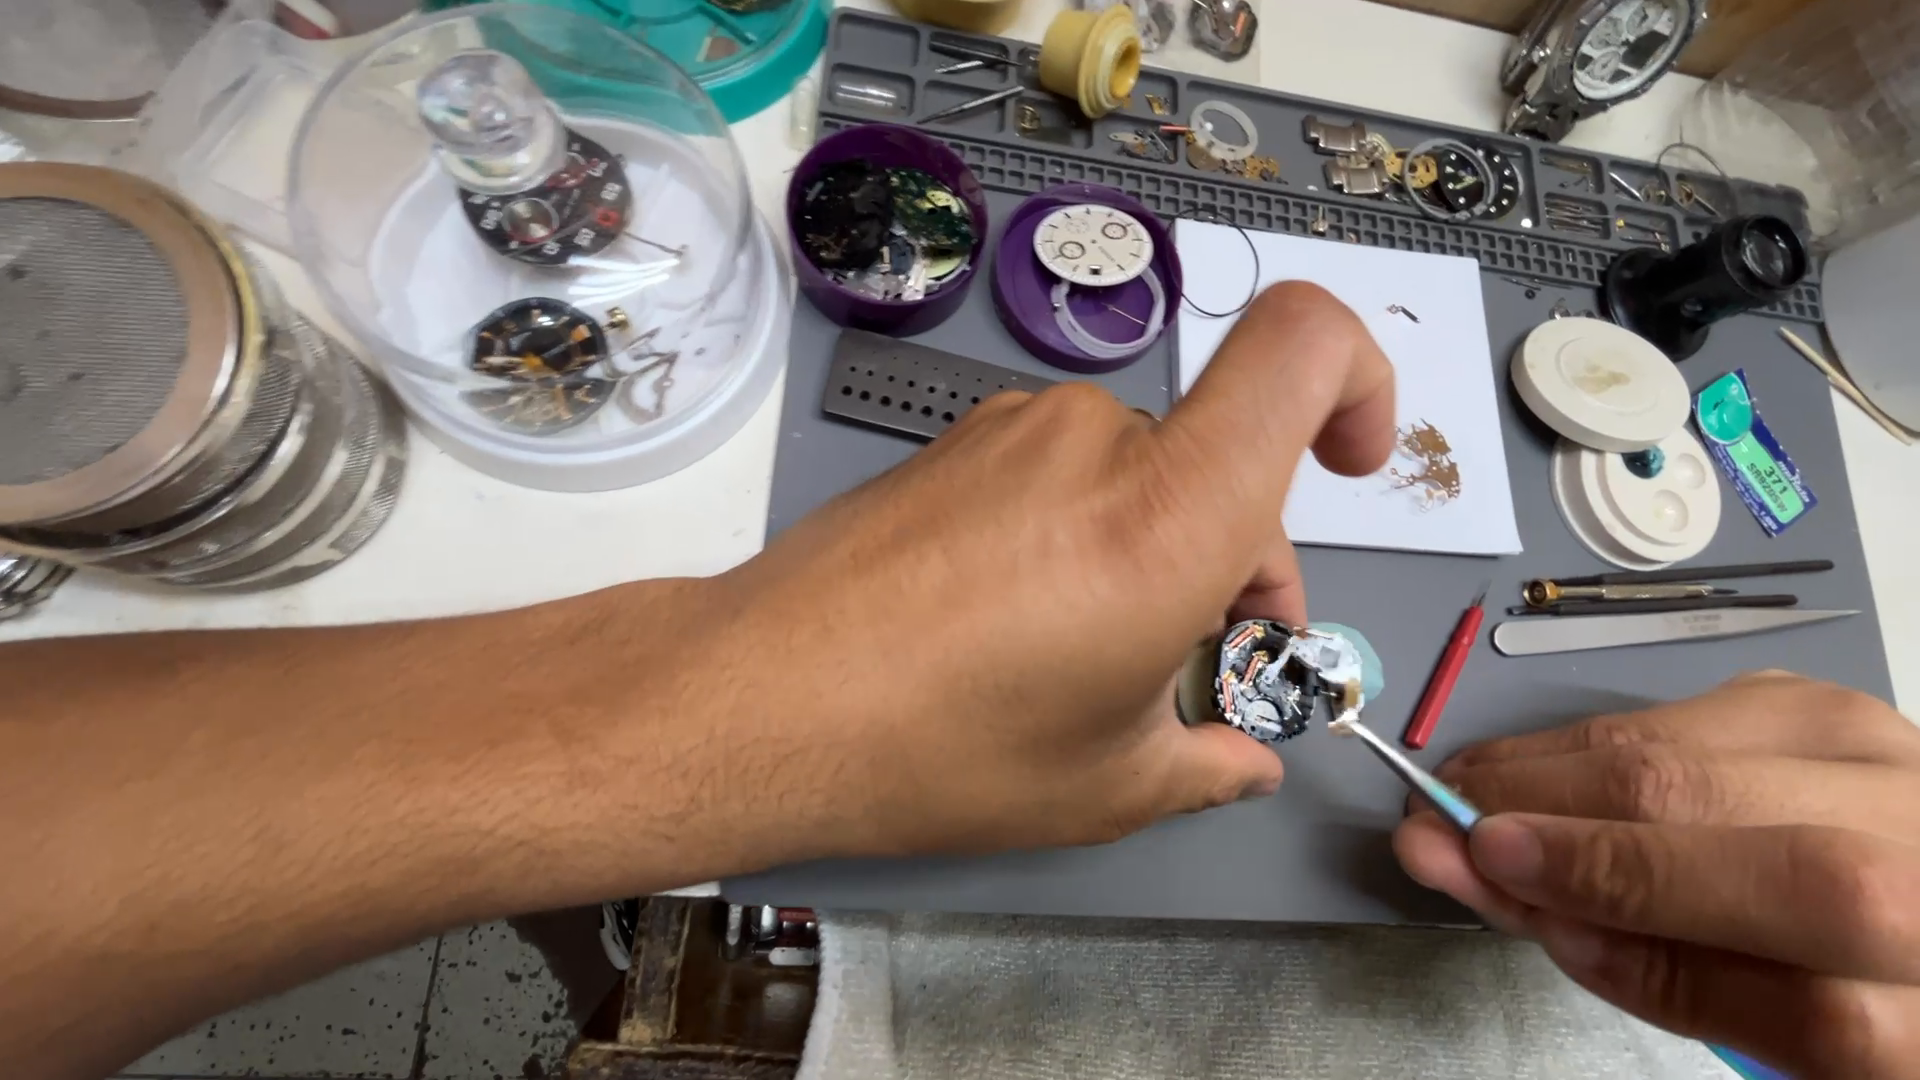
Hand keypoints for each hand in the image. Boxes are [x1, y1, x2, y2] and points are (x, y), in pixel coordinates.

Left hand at [705, 283, 1392, 861]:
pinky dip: (1081, 529)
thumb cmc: (939, 748)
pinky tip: (1025, 612)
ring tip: (1089, 648)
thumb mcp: (1105, 783)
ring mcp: (1017, 432)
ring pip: (1140, 470)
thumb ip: (1205, 763)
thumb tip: (1243, 760)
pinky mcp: (959, 444)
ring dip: (1150, 547)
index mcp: (1169, 514)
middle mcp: (1099, 443)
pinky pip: (1063, 471)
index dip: (1360, 382)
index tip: (1349, 464)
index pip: (1304, 346)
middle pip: (1224, 459)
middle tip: (1186, 659)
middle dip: (1231, 559)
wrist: (763, 698)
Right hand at [1394, 672, 1919, 1078]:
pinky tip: (1518, 769)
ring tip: (1457, 792)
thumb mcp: (1757, 1019)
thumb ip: (1634, 963)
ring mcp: (1885, 760)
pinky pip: (1650, 718)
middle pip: (1750, 850)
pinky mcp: (1808, 701)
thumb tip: (1475, 873)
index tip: (1492, 880)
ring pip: (1672, 758)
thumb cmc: (1820, 969)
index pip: (1814, 1009)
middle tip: (1435, 826)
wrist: (1910, 872)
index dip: (1638, 951)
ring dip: (1532, 777)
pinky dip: (1558, 748)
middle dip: (1556, 833)